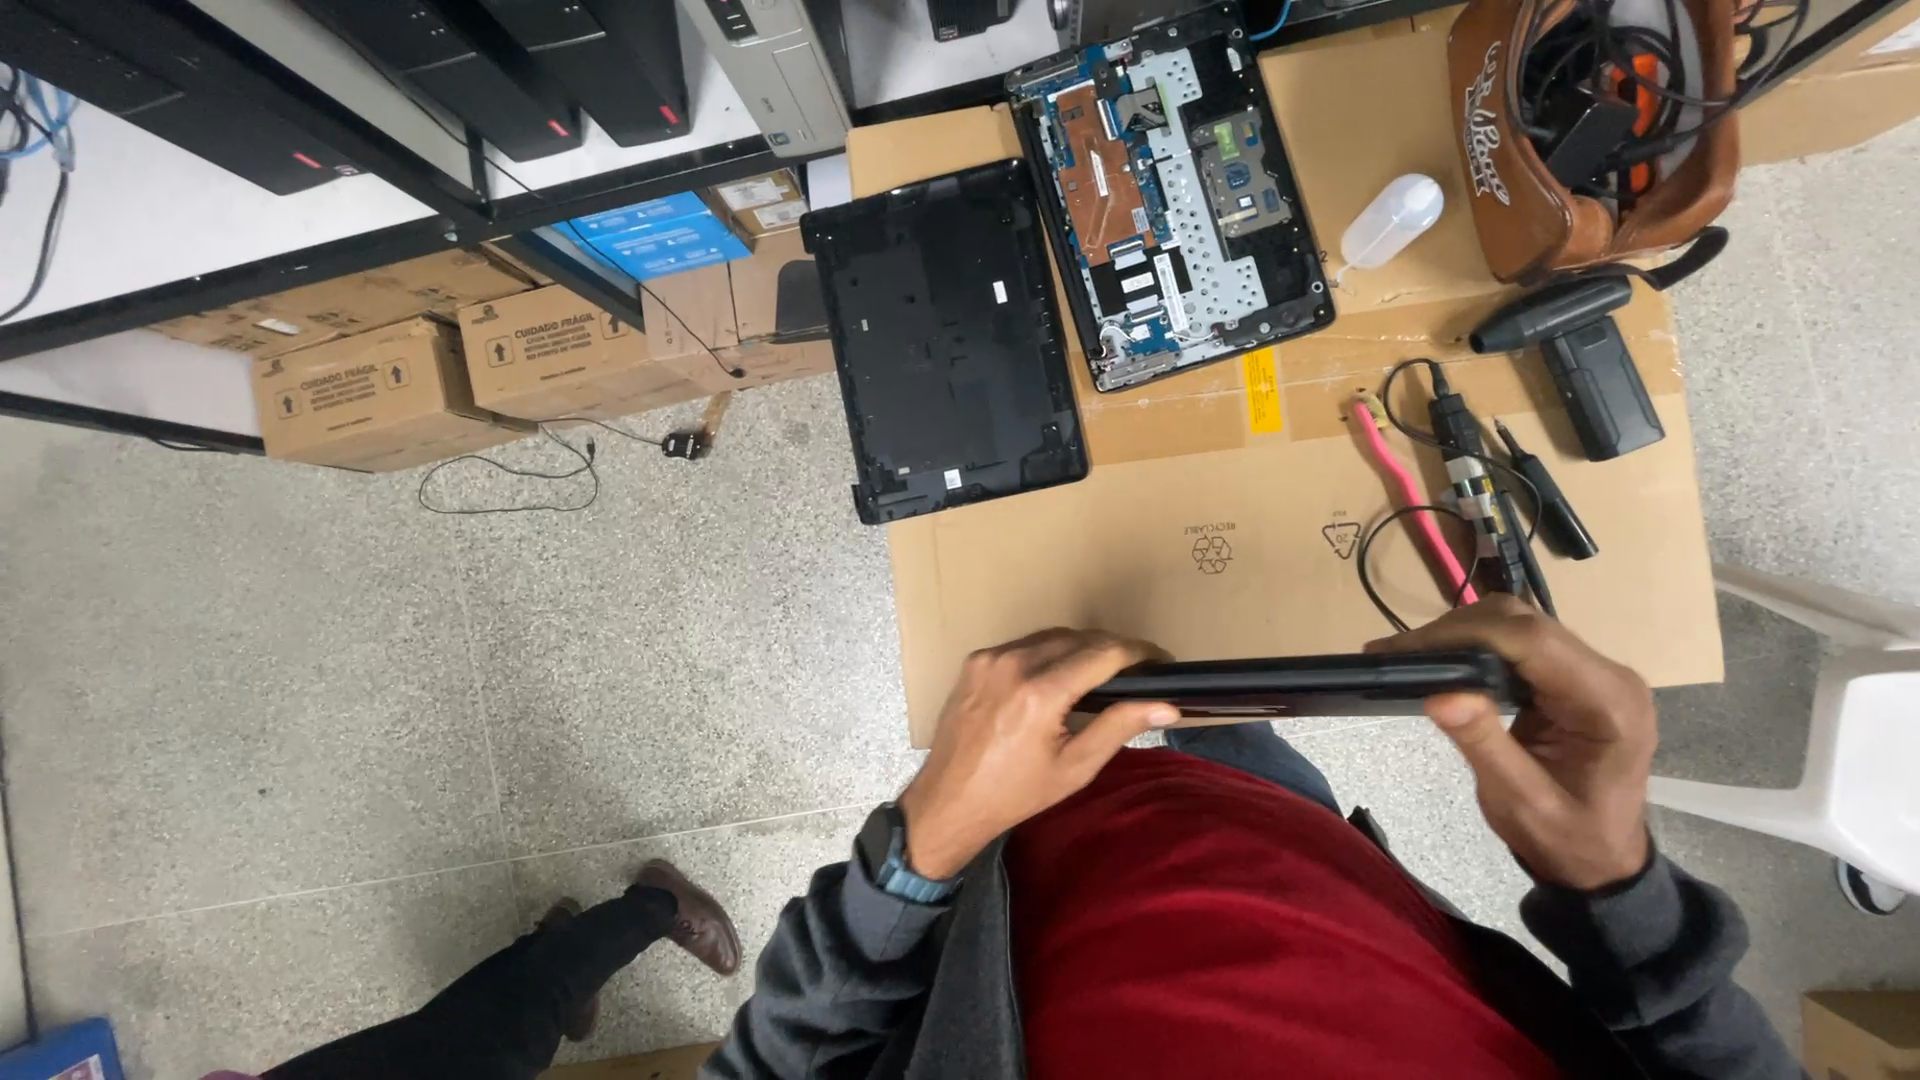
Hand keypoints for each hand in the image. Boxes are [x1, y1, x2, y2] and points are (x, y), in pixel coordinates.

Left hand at [897, 628, 1179, 878]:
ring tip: (1104, 671)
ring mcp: (990, 658)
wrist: (950, 799)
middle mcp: (1013, 663)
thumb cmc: (1016, 792)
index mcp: (1039, 692)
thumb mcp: (1075, 766)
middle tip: (1137, 671)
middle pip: (1079, 638)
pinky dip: (1048, 652)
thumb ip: (1119, 726)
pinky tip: (1060, 673)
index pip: (1103, 653)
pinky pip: (1023, 644)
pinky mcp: (975, 660)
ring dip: (1081, 647)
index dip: (1139, 653)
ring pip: (1051, 636)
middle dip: (1113, 649)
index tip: (1161, 661)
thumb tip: (1167, 705)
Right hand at [1367, 596, 1656, 890]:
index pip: (1532, 640)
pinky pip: (1512, 640)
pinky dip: (1466, 643)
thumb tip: (1439, 694)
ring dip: (1455, 633)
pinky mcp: (1565, 674)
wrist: (1599, 861)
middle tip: (1396, 657)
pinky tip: (1435, 662)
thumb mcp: (1521, 801)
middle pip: (1520, 622)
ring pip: (1512, 622)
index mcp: (1608, 702)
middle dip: (1452, 631)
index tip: (1404, 652)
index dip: (1464, 636)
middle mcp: (1606, 674)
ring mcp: (1588, 671)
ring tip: (1407, 658)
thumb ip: (1485, 745)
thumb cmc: (1566, 838)